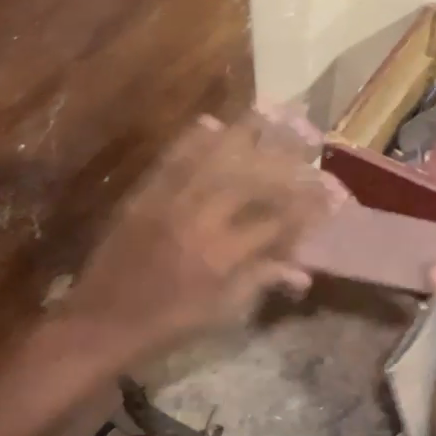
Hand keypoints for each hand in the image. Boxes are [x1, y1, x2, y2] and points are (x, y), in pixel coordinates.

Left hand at [63, 109, 340, 362]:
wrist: (101, 322)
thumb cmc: (167, 325)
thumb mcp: (220, 313)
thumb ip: (261, 281)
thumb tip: (303, 271)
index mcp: (224, 255)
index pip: (279, 219)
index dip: (311, 203)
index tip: (335, 188)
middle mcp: (202, 220)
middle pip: (253, 176)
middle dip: (288, 152)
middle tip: (313, 132)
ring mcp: (170, 202)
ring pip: (216, 157)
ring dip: (249, 132)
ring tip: (276, 110)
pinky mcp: (144, 195)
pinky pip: (173, 159)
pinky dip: (194, 139)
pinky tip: (213, 121)